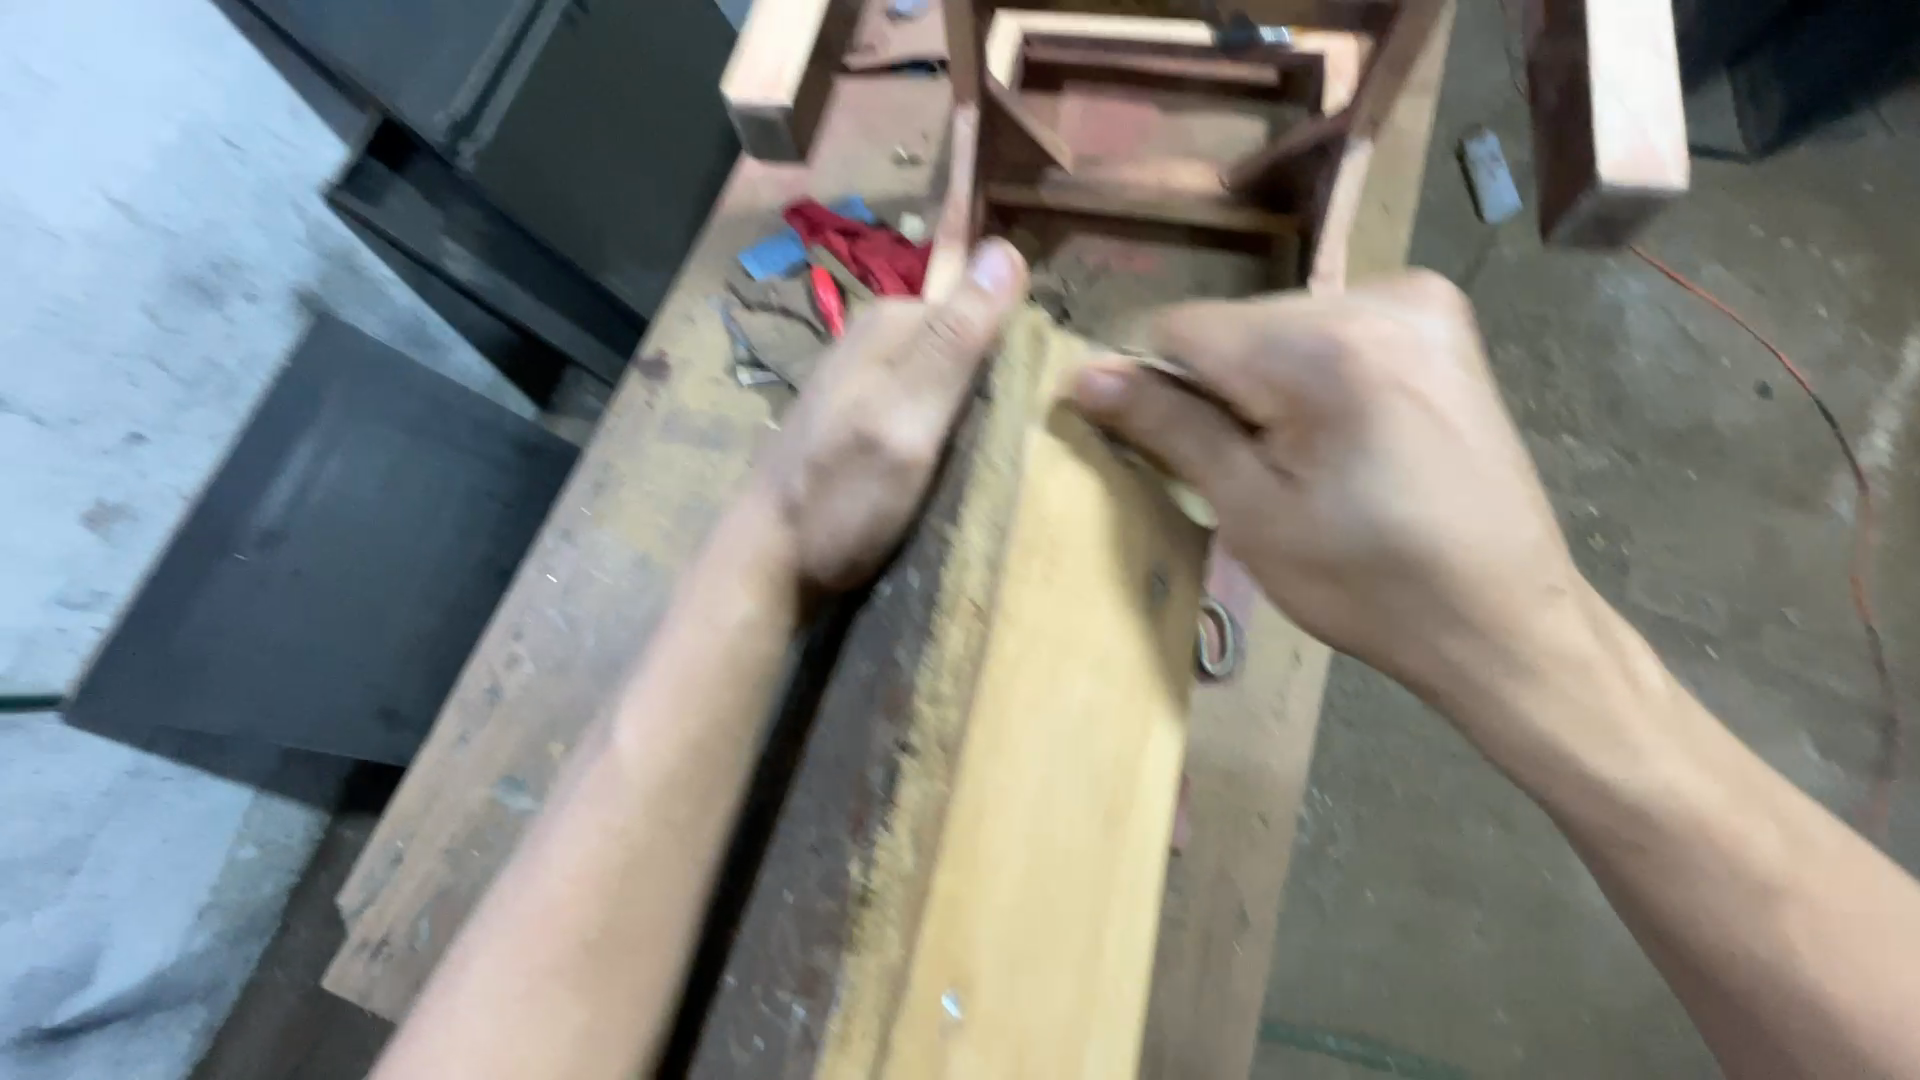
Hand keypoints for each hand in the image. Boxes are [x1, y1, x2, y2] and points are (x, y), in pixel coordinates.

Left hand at [755, 239, 1029, 592]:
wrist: (771, 557)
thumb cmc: (841, 494)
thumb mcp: (906, 419)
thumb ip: (953, 343)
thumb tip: (1007, 250)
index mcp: (892, 324)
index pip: (980, 293)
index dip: (1021, 322)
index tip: (1056, 357)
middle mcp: (878, 340)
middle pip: (964, 328)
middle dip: (1005, 350)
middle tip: (1050, 397)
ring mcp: (869, 380)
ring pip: (948, 363)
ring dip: (985, 384)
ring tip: (1024, 420)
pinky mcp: (867, 418)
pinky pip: (930, 396)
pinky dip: (958, 411)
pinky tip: (973, 438)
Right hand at [1066, 271, 1585, 708]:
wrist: (1500, 616)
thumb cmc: (1368, 585)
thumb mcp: (1251, 513)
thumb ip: (1170, 428)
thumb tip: (1085, 378)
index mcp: (1330, 349)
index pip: (1182, 328)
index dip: (1156, 385)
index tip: (1173, 449)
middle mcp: (1381, 297)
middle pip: (1231, 324)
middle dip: (1215, 388)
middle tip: (1248, 469)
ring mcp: (1420, 300)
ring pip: (1273, 325)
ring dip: (1257, 383)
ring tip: (1297, 456)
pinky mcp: (1438, 318)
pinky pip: (1323, 328)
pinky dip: (1303, 374)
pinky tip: (1333, 430)